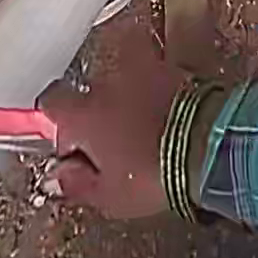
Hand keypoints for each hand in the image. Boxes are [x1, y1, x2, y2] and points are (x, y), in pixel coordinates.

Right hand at [37, 37, 186, 218]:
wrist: (205, 144)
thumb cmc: (152, 173)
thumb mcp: (109, 194)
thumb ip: (76, 182)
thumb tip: (56, 176)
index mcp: (84, 113)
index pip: (52, 100)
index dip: (56, 119)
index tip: (70, 142)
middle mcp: (106, 80)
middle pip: (88, 88)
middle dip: (95, 110)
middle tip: (110, 141)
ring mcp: (138, 67)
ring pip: (119, 75)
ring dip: (124, 93)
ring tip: (139, 123)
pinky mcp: (167, 64)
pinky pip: (149, 69)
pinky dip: (150, 85)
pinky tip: (159, 108)